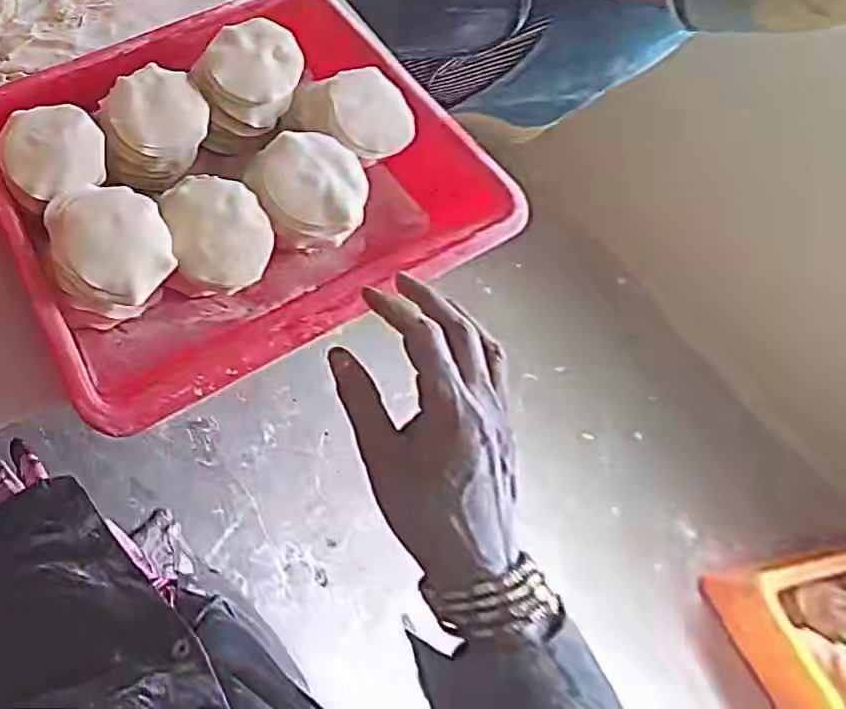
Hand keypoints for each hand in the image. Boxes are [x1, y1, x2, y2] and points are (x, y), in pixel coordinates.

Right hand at [330, 273, 517, 591]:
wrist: (478, 564)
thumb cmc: (423, 513)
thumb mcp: (380, 456)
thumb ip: (360, 399)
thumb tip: (339, 355)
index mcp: (449, 407)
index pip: (423, 337)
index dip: (395, 309)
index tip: (370, 295)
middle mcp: (481, 401)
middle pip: (460, 330)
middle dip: (429, 298)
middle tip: (402, 281)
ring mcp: (500, 411)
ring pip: (485, 343)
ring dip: (457, 313)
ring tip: (431, 298)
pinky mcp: (505, 423)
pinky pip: (497, 365)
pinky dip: (476, 338)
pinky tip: (461, 340)